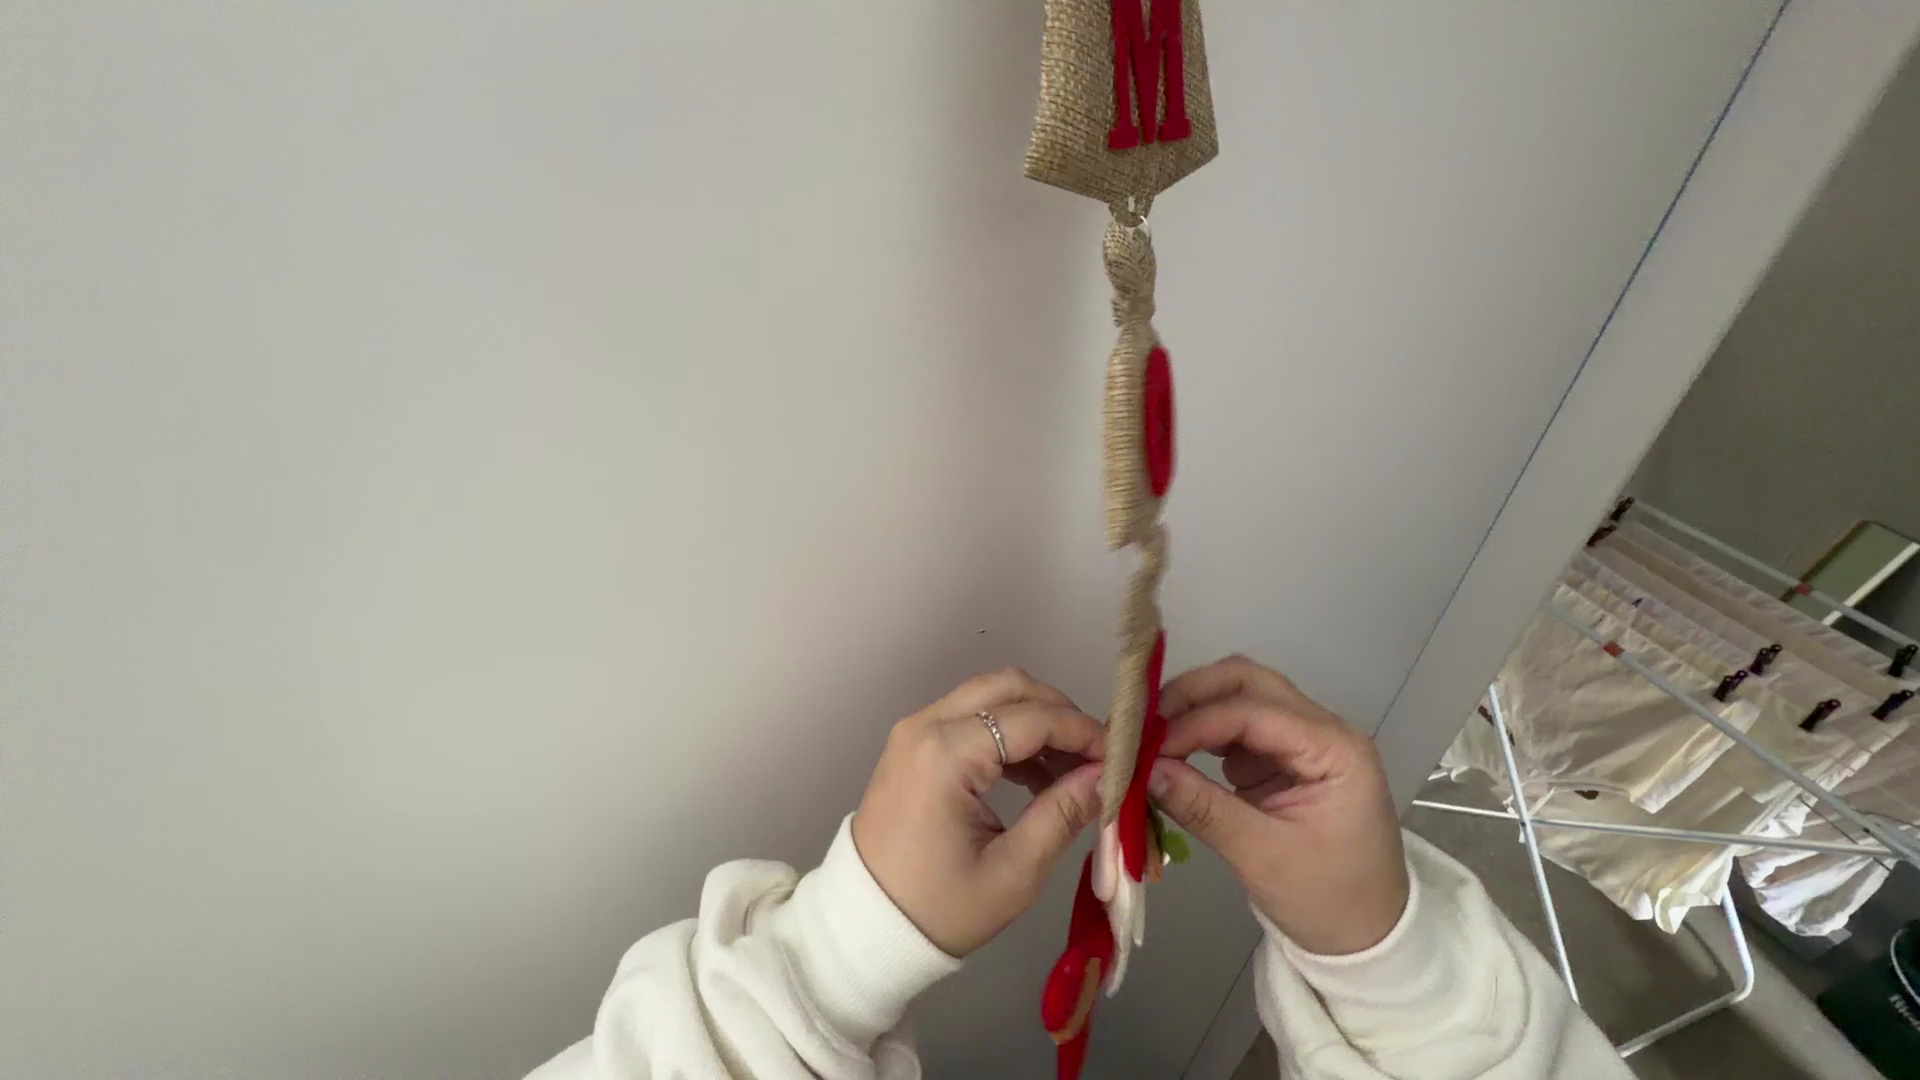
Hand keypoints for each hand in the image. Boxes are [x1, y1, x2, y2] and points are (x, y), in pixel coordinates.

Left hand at [852, 668, 1105, 956]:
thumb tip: (1107, 776)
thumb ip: (1063, 814)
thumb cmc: (938, 908)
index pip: (1031, 718)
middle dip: (1059, 713)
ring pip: (989, 696)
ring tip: (1070, 769)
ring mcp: (915, 730)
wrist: (865, 924)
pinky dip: (1007, 732)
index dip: (1082, 731)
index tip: (1118, 757)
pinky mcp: (913, 743)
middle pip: (1009, 688)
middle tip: (1094, 755)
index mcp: (946, 754)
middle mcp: (926, 725)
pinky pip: (970, 717)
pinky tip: (1034, 774)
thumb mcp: (1013, 873)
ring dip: (1034, 720)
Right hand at [1147, 656, 1408, 955]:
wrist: (1368, 937)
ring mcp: (1300, 739)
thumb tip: (1144, 770)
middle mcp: (1320, 729)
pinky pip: (1233, 726)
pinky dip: (1199, 733)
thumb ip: (1202, 807)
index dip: (1195, 722)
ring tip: (1150, 737)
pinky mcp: (1280, 756)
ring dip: (1192, 710)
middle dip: (1191, 696)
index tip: (1148, 748)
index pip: (1253, 710)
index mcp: (1334, 749)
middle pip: (1247, 682)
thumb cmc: (1328, 900)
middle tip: (1144, 724)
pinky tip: (1171, 754)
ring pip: (1238, 695)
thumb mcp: (1262, 857)